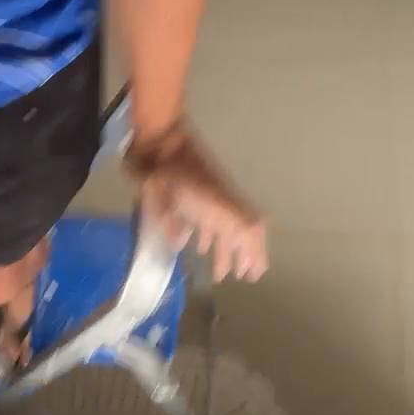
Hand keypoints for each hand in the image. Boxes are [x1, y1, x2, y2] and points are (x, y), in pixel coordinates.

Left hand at [126, 126, 267, 282]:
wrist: (157, 136)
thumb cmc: (158, 166)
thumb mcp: (158, 194)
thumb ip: (168, 219)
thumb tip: (179, 243)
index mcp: (215, 202)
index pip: (244, 229)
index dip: (252, 251)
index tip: (255, 273)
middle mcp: (218, 201)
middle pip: (239, 230)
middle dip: (244, 255)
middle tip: (246, 278)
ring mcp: (208, 196)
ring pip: (223, 226)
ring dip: (224, 249)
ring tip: (223, 274)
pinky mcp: (196, 194)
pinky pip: (206, 217)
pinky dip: (205, 234)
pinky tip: (198, 248)